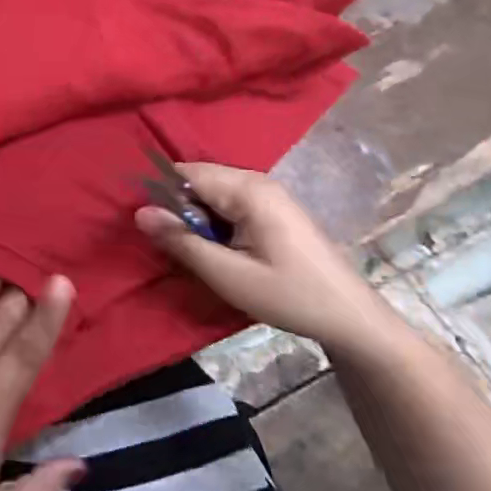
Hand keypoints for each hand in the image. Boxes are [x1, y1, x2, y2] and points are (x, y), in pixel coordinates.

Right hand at [135, 163, 402, 356]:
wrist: (350, 317)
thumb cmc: (289, 295)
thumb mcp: (228, 275)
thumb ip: (182, 241)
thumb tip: (140, 212)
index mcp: (249, 190)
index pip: (187, 173)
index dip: (161, 195)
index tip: (147, 227)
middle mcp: (258, 181)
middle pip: (200, 180)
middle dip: (179, 208)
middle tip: (172, 247)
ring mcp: (269, 195)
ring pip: (214, 193)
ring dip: (197, 218)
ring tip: (195, 252)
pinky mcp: (274, 210)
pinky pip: (231, 204)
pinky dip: (215, 222)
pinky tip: (218, 251)